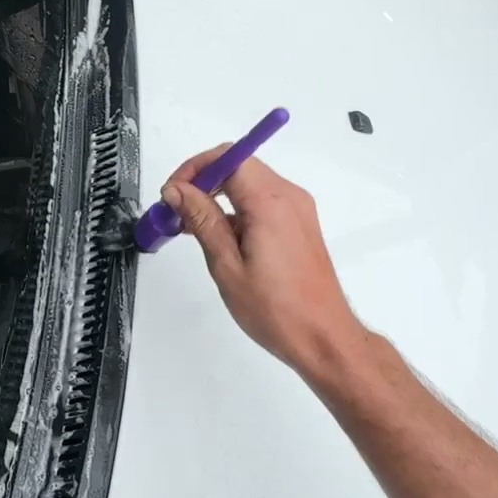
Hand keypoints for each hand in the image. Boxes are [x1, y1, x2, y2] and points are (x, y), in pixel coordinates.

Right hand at [162, 147, 367, 377]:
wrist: (325, 339)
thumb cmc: (274, 309)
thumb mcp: (226, 265)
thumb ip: (202, 220)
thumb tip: (177, 189)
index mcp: (270, 203)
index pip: (228, 157)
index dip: (195, 168)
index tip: (172, 194)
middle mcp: (289, 196)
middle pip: (239, 165)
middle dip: (202, 180)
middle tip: (175, 210)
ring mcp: (298, 209)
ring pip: (249, 182)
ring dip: (217, 195)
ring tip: (191, 227)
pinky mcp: (300, 224)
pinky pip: (262, 200)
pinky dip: (236, 207)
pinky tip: (218, 236)